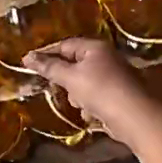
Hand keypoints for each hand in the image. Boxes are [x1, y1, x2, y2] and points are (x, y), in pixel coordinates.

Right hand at [23, 38, 161, 148]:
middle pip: (73, 64)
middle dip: (64, 79)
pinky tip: (92, 113)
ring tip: (81, 104)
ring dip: (77, 95)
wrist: (134, 117)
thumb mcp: (71, 77)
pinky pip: (94, 96)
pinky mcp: (116, 95)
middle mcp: (105, 58)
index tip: (29, 64)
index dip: (46, 54)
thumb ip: (49, 67)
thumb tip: (27, 56)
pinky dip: (89, 105)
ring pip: (82, 83)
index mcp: (95, 48)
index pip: (65, 45)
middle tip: (56, 88)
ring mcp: (112, 77)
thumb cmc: (101, 91)